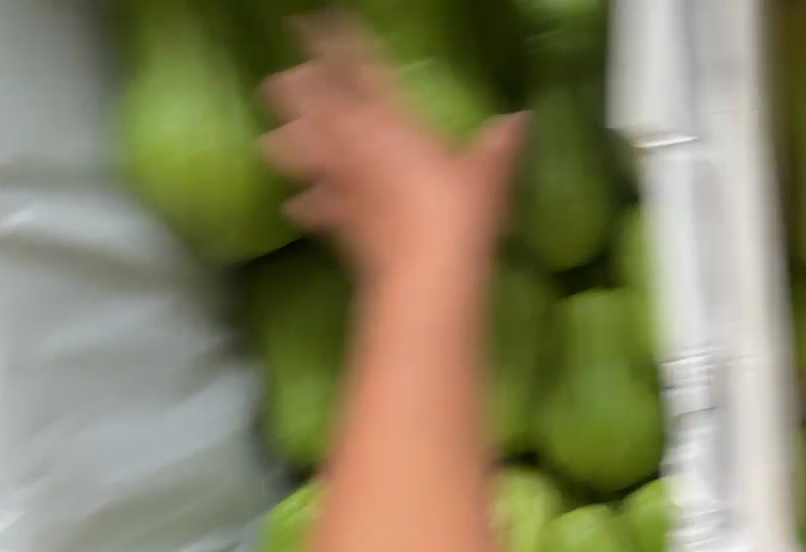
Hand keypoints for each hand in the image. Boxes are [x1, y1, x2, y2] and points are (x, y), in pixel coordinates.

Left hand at [259, 14, 525, 276]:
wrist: (428, 273)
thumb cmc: (461, 215)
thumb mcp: (491, 177)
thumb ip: (501, 145)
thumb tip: (522, 119)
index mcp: (387, 118)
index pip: (356, 63)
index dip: (338, 37)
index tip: (327, 19)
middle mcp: (349, 138)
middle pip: (298, 91)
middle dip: (298, 82)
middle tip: (305, 82)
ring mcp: (333, 177)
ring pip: (283, 141)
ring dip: (288, 139)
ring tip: (294, 141)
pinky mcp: (329, 216)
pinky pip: (305, 203)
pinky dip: (305, 202)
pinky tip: (307, 205)